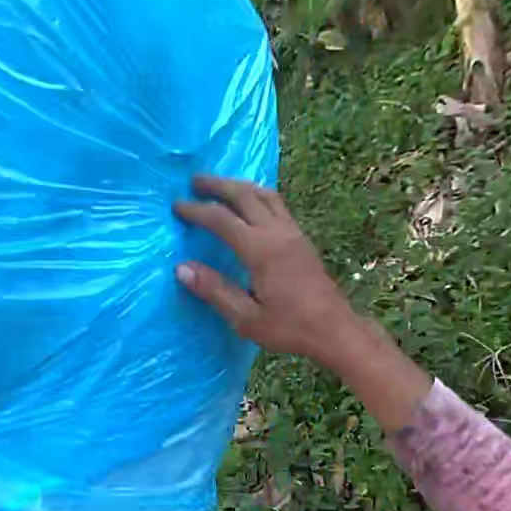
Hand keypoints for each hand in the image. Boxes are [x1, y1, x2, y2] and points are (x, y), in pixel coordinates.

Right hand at [173, 174, 359, 366]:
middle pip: (245, 195)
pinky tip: (252, 204)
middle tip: (195, 181)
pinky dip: (258, 195)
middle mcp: (278, 233)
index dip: (197, 210)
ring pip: (265, 195)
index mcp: (261, 250)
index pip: (222, 220)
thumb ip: (215, 290)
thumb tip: (181, 268)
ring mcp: (293, 233)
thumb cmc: (290, 327)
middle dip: (218, 185)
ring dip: (241, 186)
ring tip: (222, 186)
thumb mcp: (246, 318)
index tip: (176, 206)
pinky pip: (278, 205)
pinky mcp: (302, 239)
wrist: (334, 329)